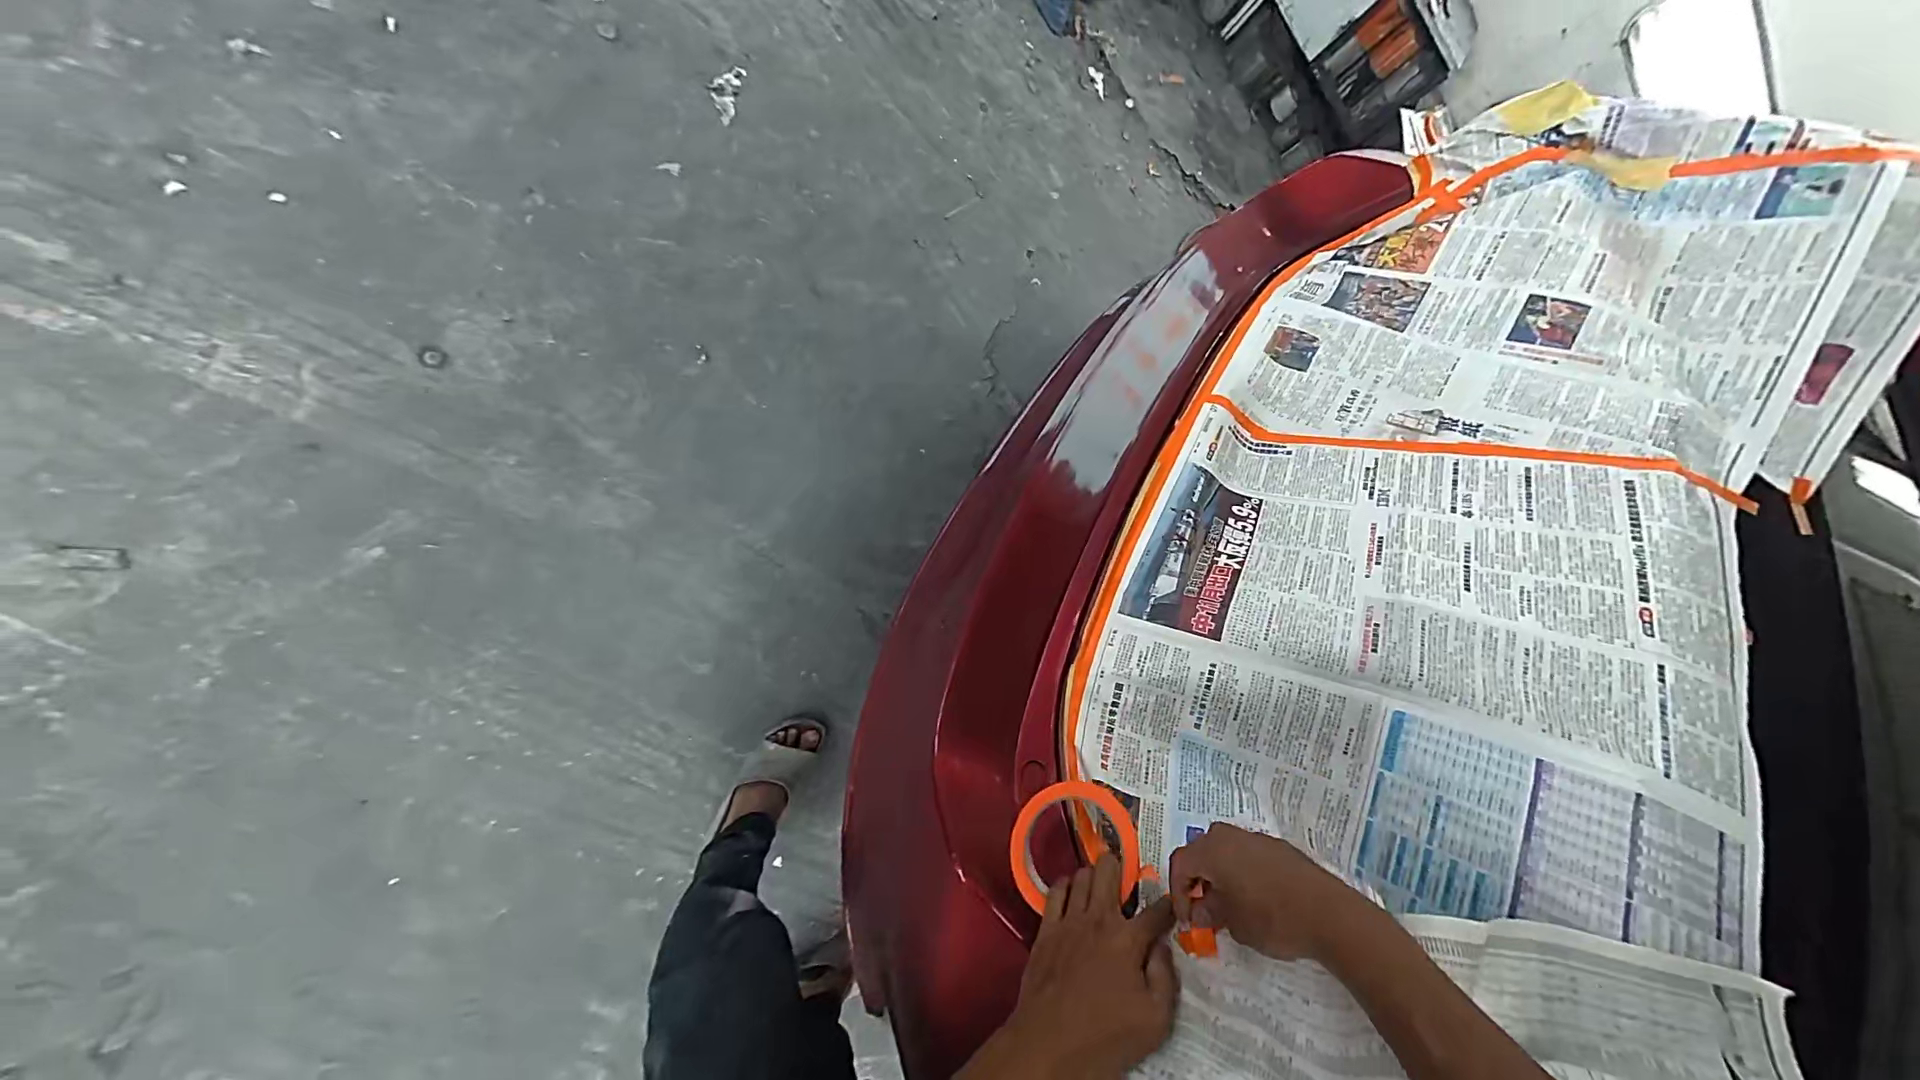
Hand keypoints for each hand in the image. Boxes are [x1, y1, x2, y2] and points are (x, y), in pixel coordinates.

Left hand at [960, 853, 1178, 1079]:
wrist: (1051, 1042)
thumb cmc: (1107, 1035)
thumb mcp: (1155, 1019)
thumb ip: (1165, 977)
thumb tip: (1162, 947)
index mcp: (1128, 940)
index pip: (1155, 912)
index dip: (1168, 904)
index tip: (1172, 902)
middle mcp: (1098, 919)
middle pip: (1109, 871)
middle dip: (1119, 865)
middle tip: (1124, 873)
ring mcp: (1069, 920)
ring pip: (1081, 876)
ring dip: (1092, 874)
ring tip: (1099, 883)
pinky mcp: (1046, 928)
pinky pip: (1055, 891)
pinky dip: (1065, 885)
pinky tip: (1070, 891)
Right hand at [1166, 823, 1373, 961]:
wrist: (1330, 914)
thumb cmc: (1272, 918)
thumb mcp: (1234, 924)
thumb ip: (1210, 912)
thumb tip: (1200, 909)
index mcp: (1211, 850)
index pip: (1180, 863)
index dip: (1178, 891)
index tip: (1188, 918)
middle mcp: (1229, 836)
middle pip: (1200, 850)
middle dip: (1198, 877)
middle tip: (1204, 906)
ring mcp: (1256, 838)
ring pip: (1225, 850)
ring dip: (1221, 872)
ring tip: (1231, 902)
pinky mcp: (1278, 847)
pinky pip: (1248, 854)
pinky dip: (1243, 870)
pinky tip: (1258, 896)